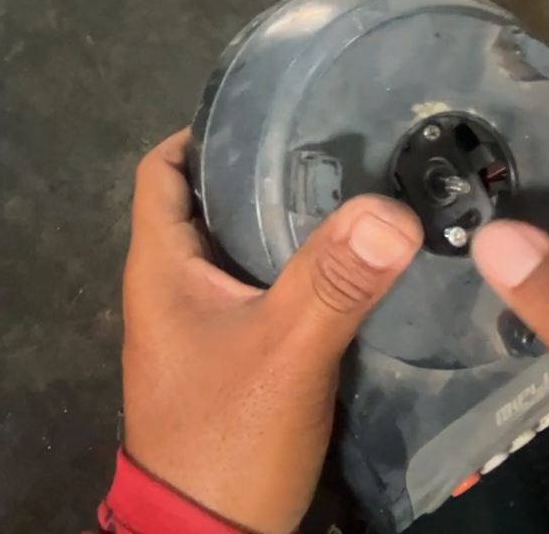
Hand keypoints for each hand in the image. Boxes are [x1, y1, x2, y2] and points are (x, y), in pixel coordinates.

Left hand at [121, 129, 422, 533]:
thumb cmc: (225, 436)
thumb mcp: (284, 351)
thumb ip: (333, 282)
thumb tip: (389, 210)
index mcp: (159, 265)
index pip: (161, 170)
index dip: (198, 134)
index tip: (258, 113)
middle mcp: (168, 283)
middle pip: (200, 200)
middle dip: (249, 171)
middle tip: (317, 145)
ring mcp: (194, 320)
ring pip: (228, 245)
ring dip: (269, 219)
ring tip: (335, 189)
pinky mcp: (221, 350)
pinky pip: (249, 285)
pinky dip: (281, 264)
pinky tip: (333, 261)